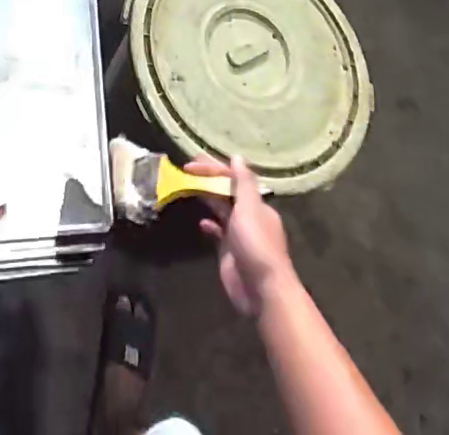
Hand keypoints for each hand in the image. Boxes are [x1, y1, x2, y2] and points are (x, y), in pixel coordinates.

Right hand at [190, 155, 295, 317]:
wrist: (262, 290)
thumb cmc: (256, 245)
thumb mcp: (250, 208)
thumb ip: (244, 183)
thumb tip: (237, 157)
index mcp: (256, 203)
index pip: (233, 178)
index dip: (213, 168)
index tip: (193, 162)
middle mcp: (248, 215)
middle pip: (226, 191)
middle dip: (208, 178)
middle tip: (186, 167)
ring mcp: (238, 233)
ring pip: (220, 208)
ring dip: (206, 196)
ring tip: (187, 187)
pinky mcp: (229, 251)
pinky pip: (217, 231)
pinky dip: (209, 224)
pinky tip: (200, 222)